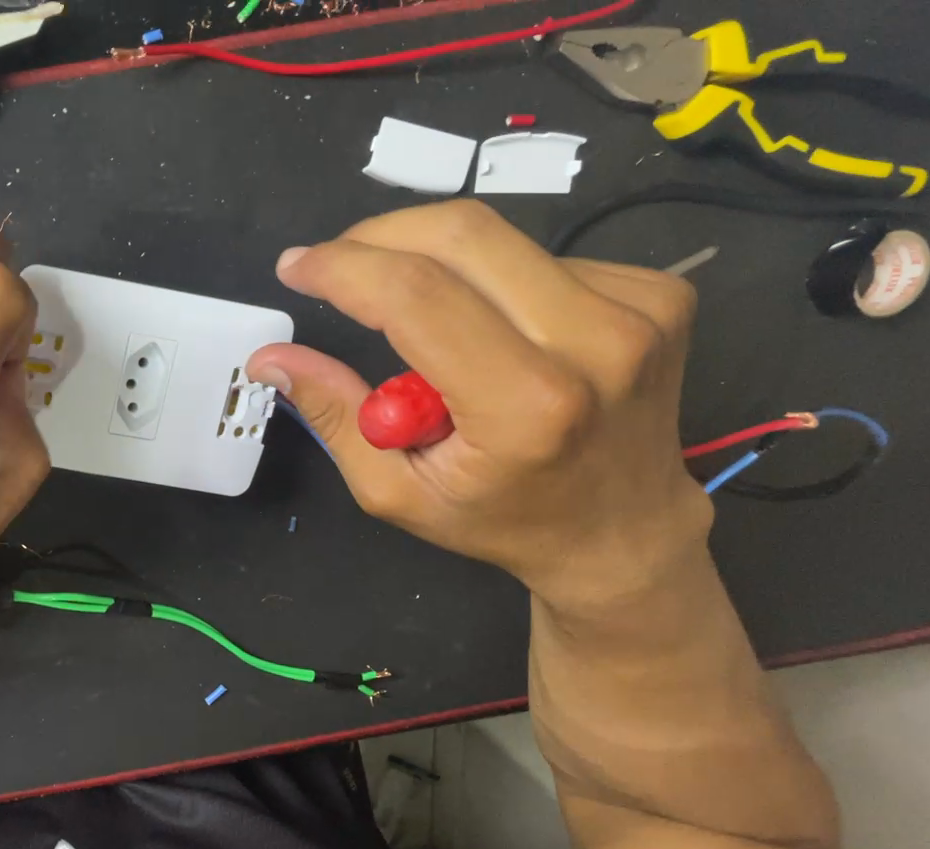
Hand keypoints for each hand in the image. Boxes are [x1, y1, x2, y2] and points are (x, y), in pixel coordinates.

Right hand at [246, 201, 710, 613]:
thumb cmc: (499, 521)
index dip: (344, 268)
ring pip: (498, 241)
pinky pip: (539, 259)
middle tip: (331, 262)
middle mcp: (596, 340)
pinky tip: (488, 330)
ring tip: (413, 321)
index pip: (418, 296)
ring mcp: (638, 308)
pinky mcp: (659, 290)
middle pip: (463, 236)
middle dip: (378, 237)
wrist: (622, 531)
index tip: (295, 266)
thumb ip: (335, 415)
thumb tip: (271, 358)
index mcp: (525, 404)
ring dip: (432, 264)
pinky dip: (488, 283)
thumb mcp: (394, 490)